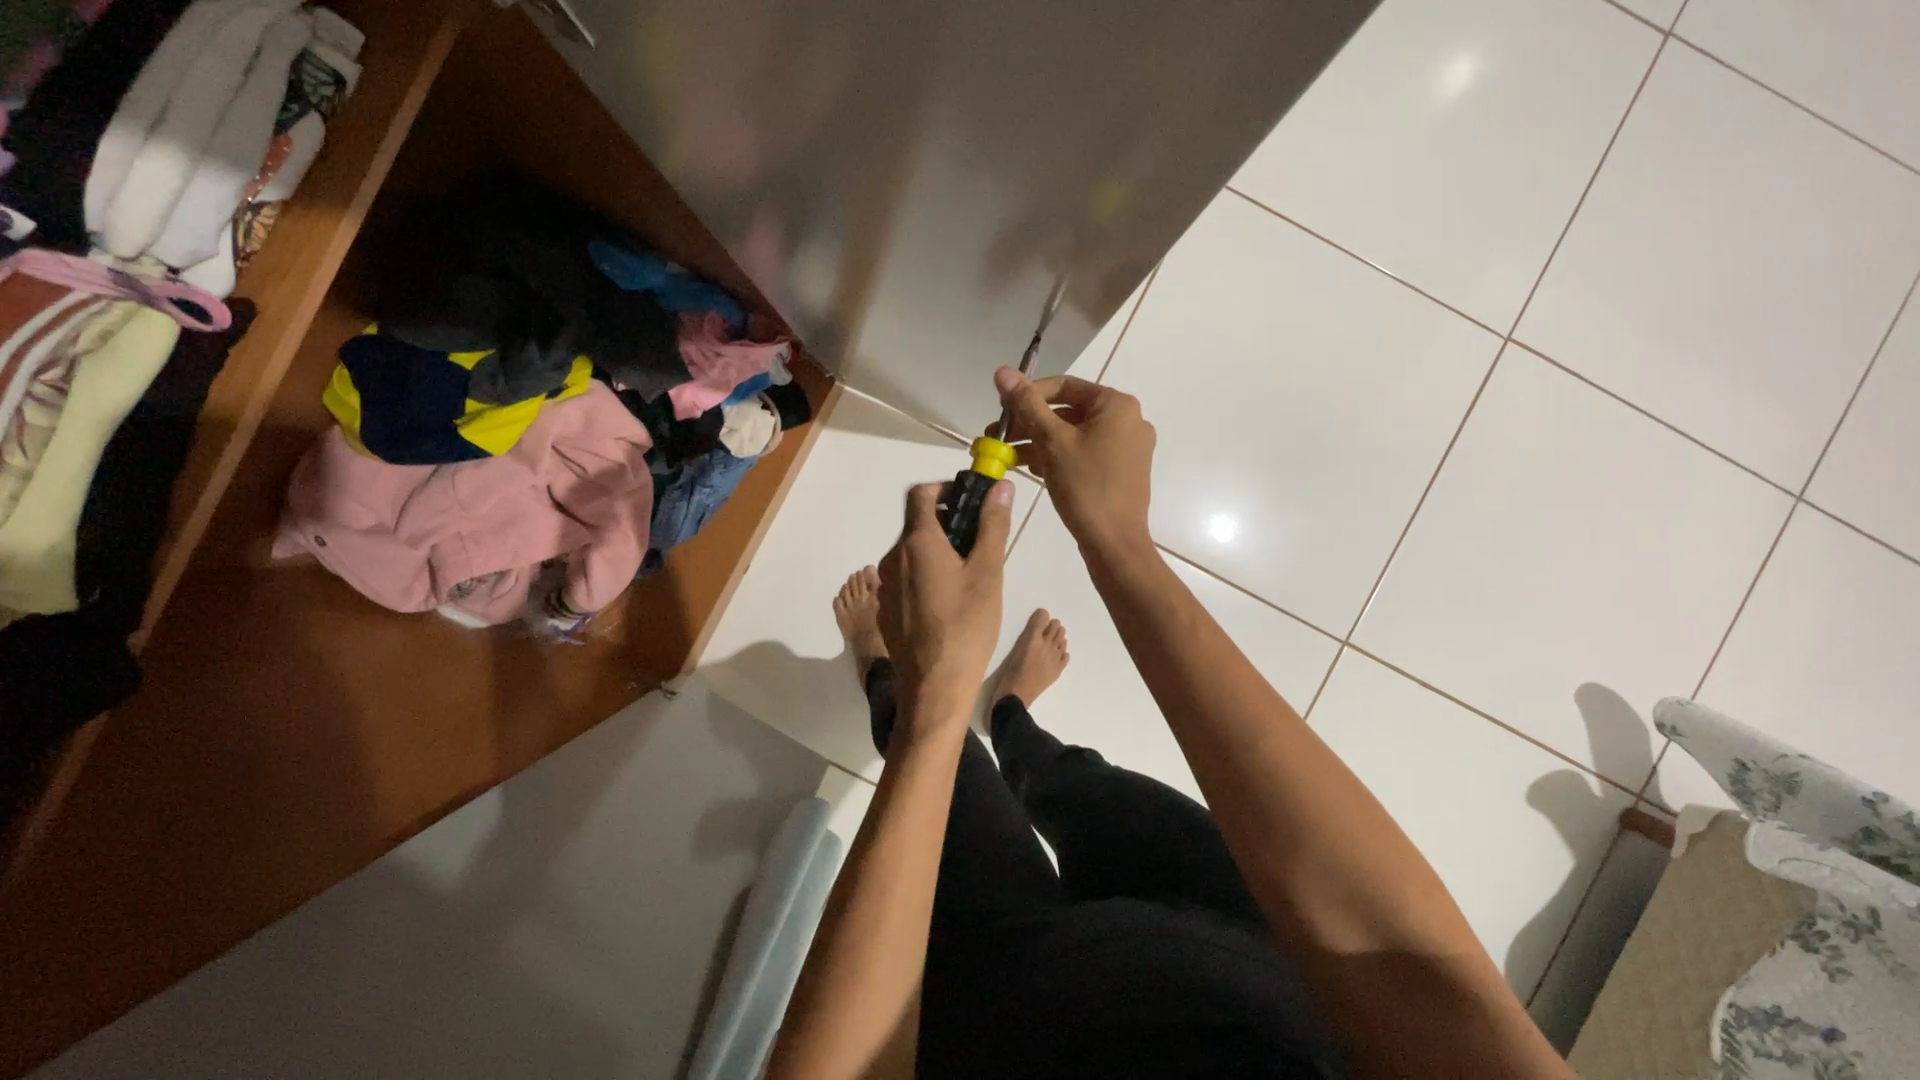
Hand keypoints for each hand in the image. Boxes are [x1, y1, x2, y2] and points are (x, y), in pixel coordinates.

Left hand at [877, 478, 1014, 727]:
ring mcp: (887, 585)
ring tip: (969, 578)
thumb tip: (1000, 486)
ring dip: (938, 553)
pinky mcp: (887, 609)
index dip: (946, 489)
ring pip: (913, 554)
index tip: (971, 503)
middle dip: (948, 525)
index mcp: (917, 541)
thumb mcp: (988, 571)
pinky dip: (927, 577)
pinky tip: (949, 603)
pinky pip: (907, 579)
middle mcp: (894, 557)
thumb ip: (993, 524)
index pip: (921, 493)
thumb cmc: (966, 624)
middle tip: (980, 545)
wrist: (934, 684)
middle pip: (918, 524)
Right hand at [992, 366, 1154, 555]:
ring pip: (1073, 434)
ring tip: (1006, 455)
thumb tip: (1003, 371)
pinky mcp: (1122, 470)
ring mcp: (1127, 447)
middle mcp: (1128, 420)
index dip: (1027, 395)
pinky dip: (1058, 456)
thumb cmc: (1085, 487)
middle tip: (997, 436)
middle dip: (1029, 422)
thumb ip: (1026, 404)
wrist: (1114, 543)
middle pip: (1068, 410)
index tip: (1000, 411)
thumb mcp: (1051, 442)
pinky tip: (1031, 468)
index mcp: (1116, 405)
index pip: (1063, 386)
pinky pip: (1084, 452)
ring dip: (1039, 441)